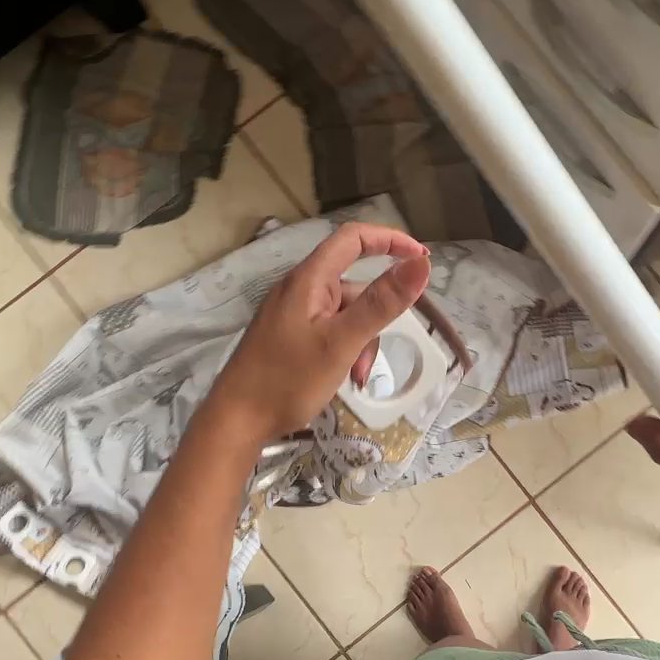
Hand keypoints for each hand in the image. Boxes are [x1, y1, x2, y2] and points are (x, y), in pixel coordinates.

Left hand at [206, 223, 431, 441]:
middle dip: (375, 320)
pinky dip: (345, 352)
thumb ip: (381, 303)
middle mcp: (301, 290)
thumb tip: (421, 265)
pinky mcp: (290, 337)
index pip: (354, 239)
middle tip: (372, 358)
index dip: (391, 240)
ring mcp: (294, 315)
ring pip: (346, 316)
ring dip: (361, 344)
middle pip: (355, 287)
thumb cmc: (287, 379)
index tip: (422, 259)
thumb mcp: (341, 342)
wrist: (238, 420)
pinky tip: (343, 379)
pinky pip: (330, 333)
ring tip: (355, 378)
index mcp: (310, 280)